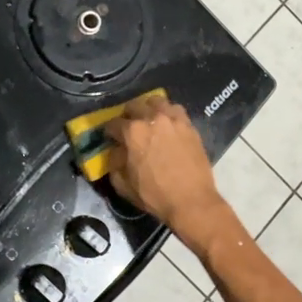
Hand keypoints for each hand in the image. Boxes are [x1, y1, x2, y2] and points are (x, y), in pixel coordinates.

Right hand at [106, 94, 229, 240]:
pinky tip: (168, 124)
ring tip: (150, 120)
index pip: (113, 123)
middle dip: (128, 116)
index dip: (109, 131)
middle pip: (134, 106)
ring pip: (156, 101)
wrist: (191, 200)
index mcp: (132, 132)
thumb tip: (116, 151)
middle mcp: (152, 118)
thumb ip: (114, 164)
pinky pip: (175, 109)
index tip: (111, 138)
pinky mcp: (189, 125)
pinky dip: (168, 113)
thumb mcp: (123, 185)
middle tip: (129, 128)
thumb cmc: (155, 195)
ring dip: (149, 109)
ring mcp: (173, 119)